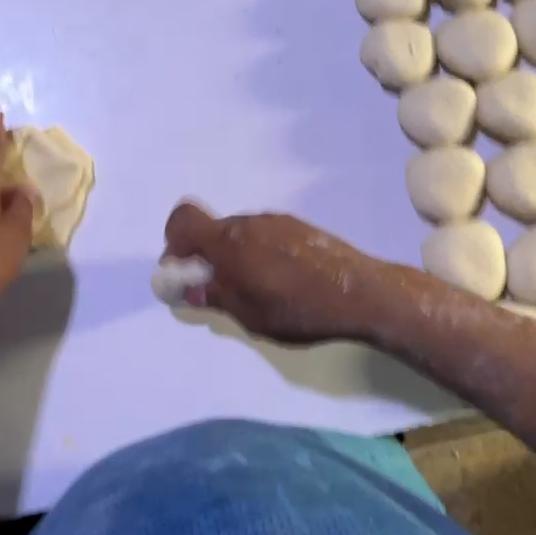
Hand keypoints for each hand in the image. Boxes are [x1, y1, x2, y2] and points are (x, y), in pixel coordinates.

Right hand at [162, 203, 381, 344]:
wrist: (360, 292)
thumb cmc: (297, 309)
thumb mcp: (249, 315)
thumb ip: (216, 296)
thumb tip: (191, 287)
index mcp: (228, 241)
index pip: (184, 219)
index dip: (174, 240)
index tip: (183, 269)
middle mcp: (247, 223)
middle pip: (212, 230)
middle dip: (207, 256)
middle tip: (220, 289)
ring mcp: (275, 221)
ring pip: (240, 234)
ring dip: (236, 256)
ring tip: (258, 290)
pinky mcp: (298, 227)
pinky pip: (264, 235)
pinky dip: (260, 253)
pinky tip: (283, 281)